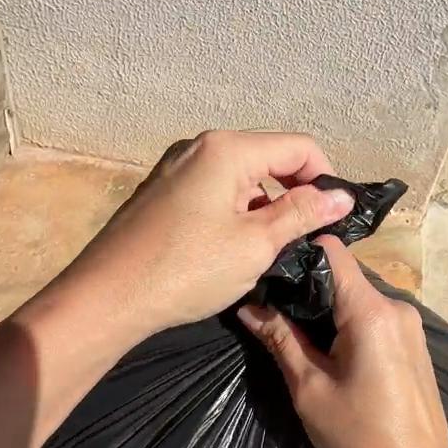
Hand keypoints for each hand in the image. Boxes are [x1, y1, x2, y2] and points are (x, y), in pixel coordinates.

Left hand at [35, 131, 356, 336]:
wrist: (105, 300)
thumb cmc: (186, 269)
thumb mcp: (256, 244)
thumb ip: (302, 214)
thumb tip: (342, 196)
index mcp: (227, 149)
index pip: (299, 147)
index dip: (325, 178)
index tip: (336, 218)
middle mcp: (201, 147)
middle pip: (270, 157)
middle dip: (297, 192)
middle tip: (311, 235)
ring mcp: (177, 168)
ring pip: (244, 176)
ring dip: (268, 205)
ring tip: (275, 247)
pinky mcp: (164, 192)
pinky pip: (217, 189)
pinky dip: (238, 210)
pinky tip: (237, 247)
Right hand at [237, 237, 447, 447]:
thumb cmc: (360, 438)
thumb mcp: (309, 390)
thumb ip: (280, 340)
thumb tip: (248, 307)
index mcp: (371, 311)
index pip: (332, 252)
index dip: (297, 254)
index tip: (267, 272)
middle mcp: (396, 306)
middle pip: (344, 274)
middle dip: (306, 288)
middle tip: (269, 306)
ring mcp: (409, 324)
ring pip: (358, 297)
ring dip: (326, 309)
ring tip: (291, 330)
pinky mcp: (413, 342)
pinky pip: (374, 316)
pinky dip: (347, 323)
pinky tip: (326, 350)